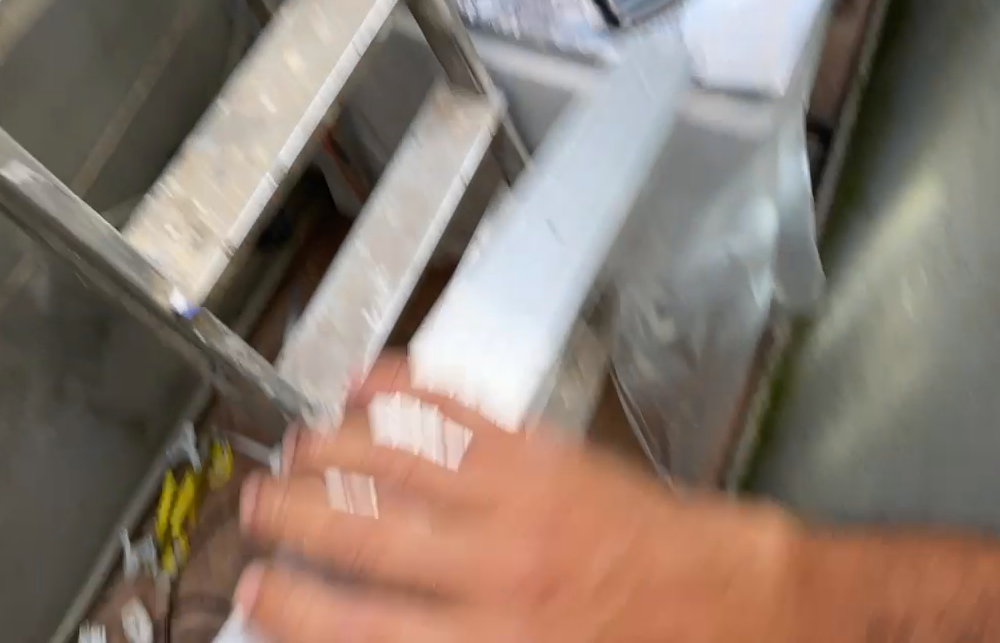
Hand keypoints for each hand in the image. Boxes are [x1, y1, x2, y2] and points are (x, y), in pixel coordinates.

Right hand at [233, 357, 798, 642]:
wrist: (746, 605)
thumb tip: (388, 633)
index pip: (365, 623)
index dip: (298, 604)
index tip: (256, 586)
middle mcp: (492, 569)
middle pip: (364, 536)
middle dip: (296, 517)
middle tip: (253, 502)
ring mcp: (514, 498)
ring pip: (398, 464)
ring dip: (335, 450)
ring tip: (294, 445)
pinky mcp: (537, 451)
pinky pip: (455, 410)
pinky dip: (404, 388)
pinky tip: (368, 381)